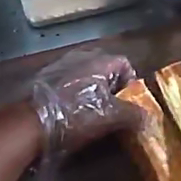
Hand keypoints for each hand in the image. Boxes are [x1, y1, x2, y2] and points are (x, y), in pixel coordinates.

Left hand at [7, 49, 140, 180]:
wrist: (32, 124)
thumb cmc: (75, 116)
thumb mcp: (109, 117)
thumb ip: (132, 114)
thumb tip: (148, 116)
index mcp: (100, 61)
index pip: (125, 63)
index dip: (131, 82)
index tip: (131, 102)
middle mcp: (82, 57)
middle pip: (107, 70)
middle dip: (114, 89)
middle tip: (116, 110)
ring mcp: (63, 66)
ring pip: (89, 77)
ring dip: (95, 93)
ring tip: (96, 114)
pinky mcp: (49, 79)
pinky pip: (72, 83)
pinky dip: (78, 95)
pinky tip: (75, 114)